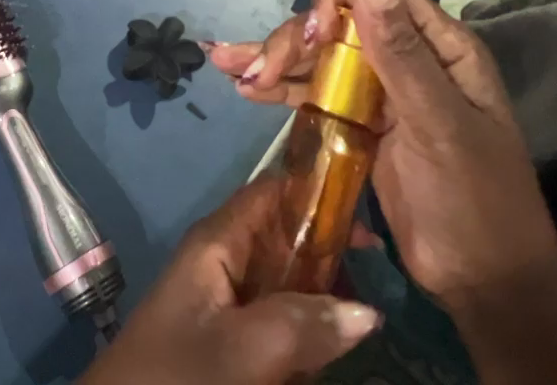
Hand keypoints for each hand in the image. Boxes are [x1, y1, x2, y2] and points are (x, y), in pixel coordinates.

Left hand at [79, 179, 381, 384]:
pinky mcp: (230, 336)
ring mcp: (226, 299)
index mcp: (218, 241)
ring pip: (288, 281)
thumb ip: (304, 326)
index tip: (369, 208)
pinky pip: (280, 319)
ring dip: (323, 294)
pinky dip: (306, 327)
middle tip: (377, 269)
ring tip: (366, 305)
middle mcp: (223, 260)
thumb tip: (368, 310)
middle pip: (286, 236)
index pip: (273, 191)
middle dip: (330, 248)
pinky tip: (330, 345)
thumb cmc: (178, 373)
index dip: (318, 190)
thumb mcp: (243, 350)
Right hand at [207, 0, 556, 306]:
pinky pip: (313, 93)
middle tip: (259, 71)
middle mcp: (408, 59)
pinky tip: (243, 86)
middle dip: (295, 41)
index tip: (311, 40)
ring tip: (228, 67)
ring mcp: (379, 92)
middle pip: (339, 26)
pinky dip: (279, 88)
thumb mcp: (439, 124)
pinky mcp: (357, 123)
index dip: (336, 4)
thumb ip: (400, 52)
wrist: (483, 283)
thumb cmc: (476, 201)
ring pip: (319, 58)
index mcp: (441, 47)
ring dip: (274, 59)